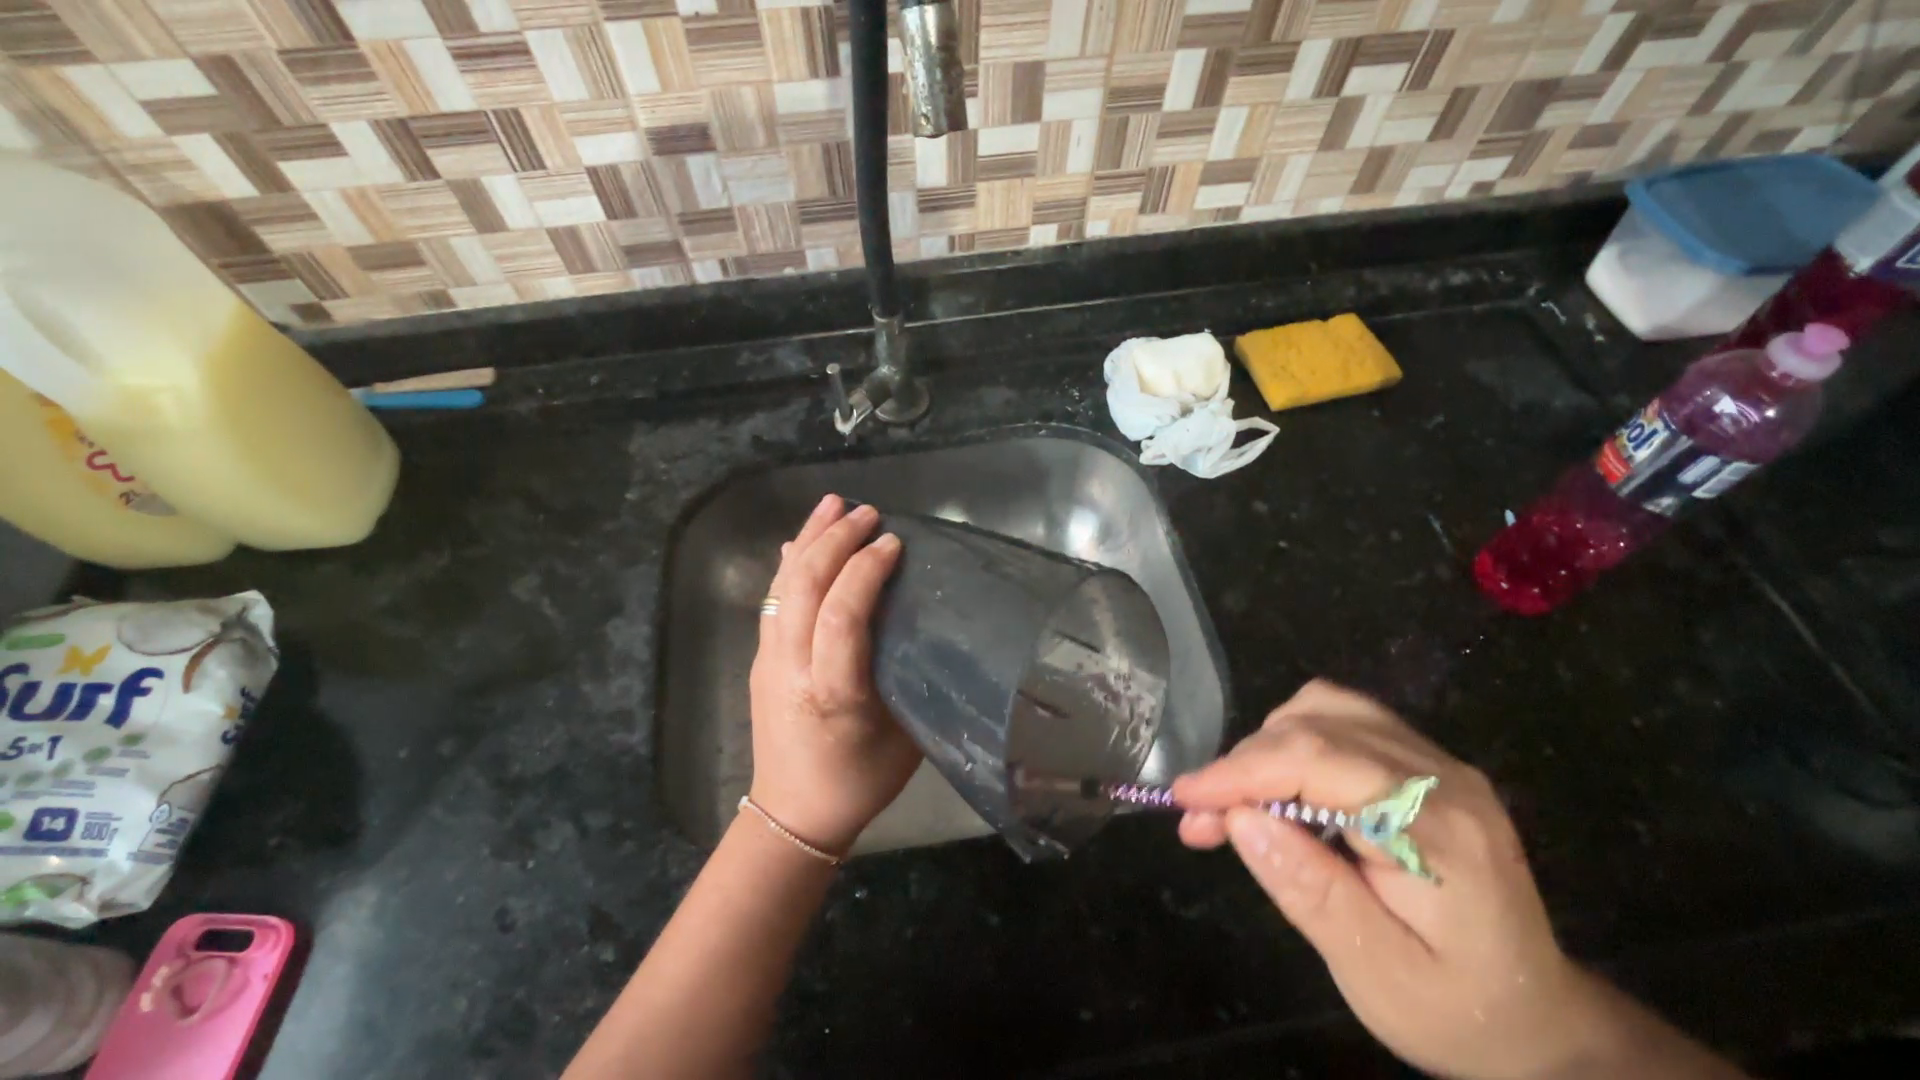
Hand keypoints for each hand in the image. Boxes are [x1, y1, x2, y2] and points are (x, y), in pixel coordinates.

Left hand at [747, 495, 921, 855]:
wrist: (793, 814)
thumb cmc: (860, 779)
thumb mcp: (904, 735)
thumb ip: (905, 674)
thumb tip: (909, 617)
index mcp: (832, 691)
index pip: (841, 615)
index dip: (866, 571)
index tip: (894, 543)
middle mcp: (791, 669)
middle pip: (803, 588)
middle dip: (835, 540)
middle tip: (868, 513)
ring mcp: (768, 662)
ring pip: (782, 587)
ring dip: (808, 540)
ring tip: (833, 505)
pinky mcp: (758, 660)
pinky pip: (773, 600)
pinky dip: (789, 565)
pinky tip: (799, 542)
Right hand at [1172, 680, 1617, 1079]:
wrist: (1537, 1017)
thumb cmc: (1455, 1010)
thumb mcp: (1377, 975)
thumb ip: (1311, 891)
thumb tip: (1241, 818)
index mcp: (1438, 831)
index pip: (1321, 761)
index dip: (1242, 771)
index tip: (1184, 799)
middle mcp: (1444, 778)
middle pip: (1319, 725)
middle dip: (1244, 764)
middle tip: (1200, 821)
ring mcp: (1440, 766)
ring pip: (1329, 710)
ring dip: (1267, 748)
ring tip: (1236, 806)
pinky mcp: (1428, 769)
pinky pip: (1346, 724)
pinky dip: (1294, 745)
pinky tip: (1280, 792)